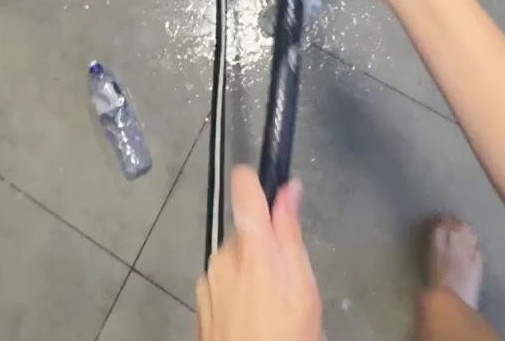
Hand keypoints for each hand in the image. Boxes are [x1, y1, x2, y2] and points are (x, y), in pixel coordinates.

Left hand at [197, 167, 321, 340]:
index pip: (243, 186)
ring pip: (234, 260)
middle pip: (245, 231)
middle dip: (264, 248)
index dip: (255, 180)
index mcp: (251, 247)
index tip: (271, 192)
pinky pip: (222, 284)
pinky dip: (237, 294)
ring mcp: (207, 281)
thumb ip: (291, 235)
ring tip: (272, 311)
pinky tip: (252, 323)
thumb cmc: (288, 339)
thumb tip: (289, 188)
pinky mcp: (199, 305)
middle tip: (286, 285)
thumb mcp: (305, 291)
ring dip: (250, 274)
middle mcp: (222, 255)